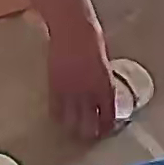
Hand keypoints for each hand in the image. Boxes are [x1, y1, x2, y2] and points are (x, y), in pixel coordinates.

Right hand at [47, 13, 116, 139]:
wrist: (72, 27)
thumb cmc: (91, 39)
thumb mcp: (103, 63)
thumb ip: (102, 80)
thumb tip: (99, 93)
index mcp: (105, 85)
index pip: (108, 113)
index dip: (107, 125)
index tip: (105, 131)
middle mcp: (89, 91)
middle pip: (90, 121)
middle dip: (90, 132)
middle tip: (89, 137)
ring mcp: (71, 90)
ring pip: (72, 118)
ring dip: (73, 127)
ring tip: (73, 132)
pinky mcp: (55, 85)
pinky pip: (56, 107)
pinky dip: (58, 115)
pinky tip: (58, 119)